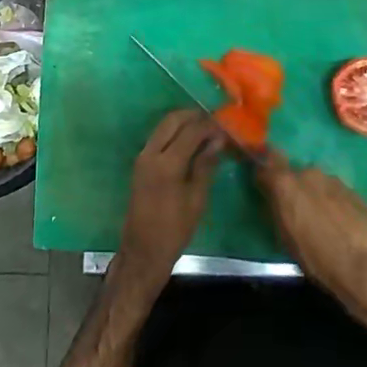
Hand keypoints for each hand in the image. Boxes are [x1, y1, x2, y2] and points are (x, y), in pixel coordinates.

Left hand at [116, 110, 223, 290]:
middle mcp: (150, 153)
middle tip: (215, 121)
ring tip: (206, 129)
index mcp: (167, 164)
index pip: (191, 130)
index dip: (210, 125)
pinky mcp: (140, 164)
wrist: (143, 251)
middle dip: (194, 116)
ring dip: (183, 122)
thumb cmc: (175, 230)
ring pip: (163, 126)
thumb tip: (218, 140)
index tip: (227, 124)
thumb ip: (205, 165)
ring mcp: (142, 157)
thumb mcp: (196, 199)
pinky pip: (158, 138)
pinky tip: (190, 142)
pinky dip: (174, 133)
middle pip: (172, 120)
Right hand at [254, 150, 366, 315]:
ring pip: (317, 182)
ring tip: (321, 218)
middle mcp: (308, 174)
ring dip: (314, 194)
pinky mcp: (353, 190)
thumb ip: (277, 207)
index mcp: (286, 184)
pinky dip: (332, 201)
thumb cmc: (315, 256)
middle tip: (296, 209)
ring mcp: (333, 180)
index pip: (267, 164)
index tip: (263, 182)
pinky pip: (335, 191)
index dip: (264, 173)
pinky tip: (338, 222)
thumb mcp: (285, 235)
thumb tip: (273, 195)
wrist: (361, 264)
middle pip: (295, 174)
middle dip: (293, 187)